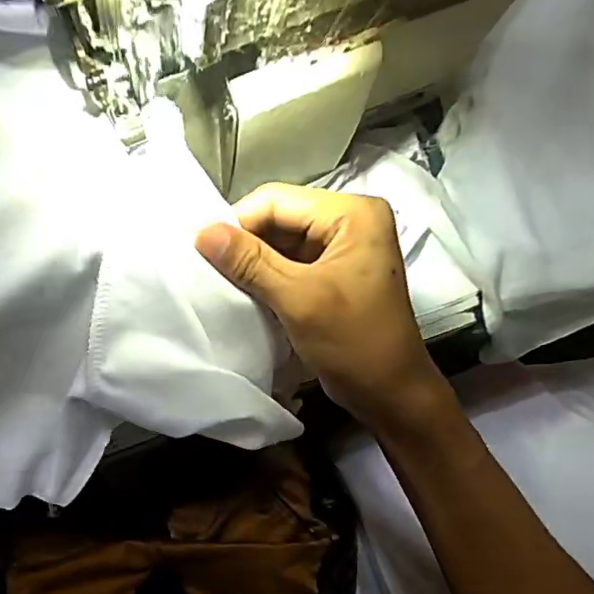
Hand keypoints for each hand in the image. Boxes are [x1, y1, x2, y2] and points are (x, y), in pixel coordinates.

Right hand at [195, 183, 453, 430]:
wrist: (390, 392)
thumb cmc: (354, 343)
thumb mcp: (298, 299)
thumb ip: (250, 263)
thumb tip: (203, 233)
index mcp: (353, 213)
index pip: (278, 201)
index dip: (237, 223)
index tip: (203, 251)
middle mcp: (351, 221)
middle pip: (280, 218)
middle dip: (245, 244)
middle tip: (209, 270)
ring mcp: (344, 249)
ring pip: (282, 243)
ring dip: (254, 263)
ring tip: (223, 284)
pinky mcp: (335, 275)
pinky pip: (292, 264)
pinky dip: (268, 278)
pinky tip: (246, 294)